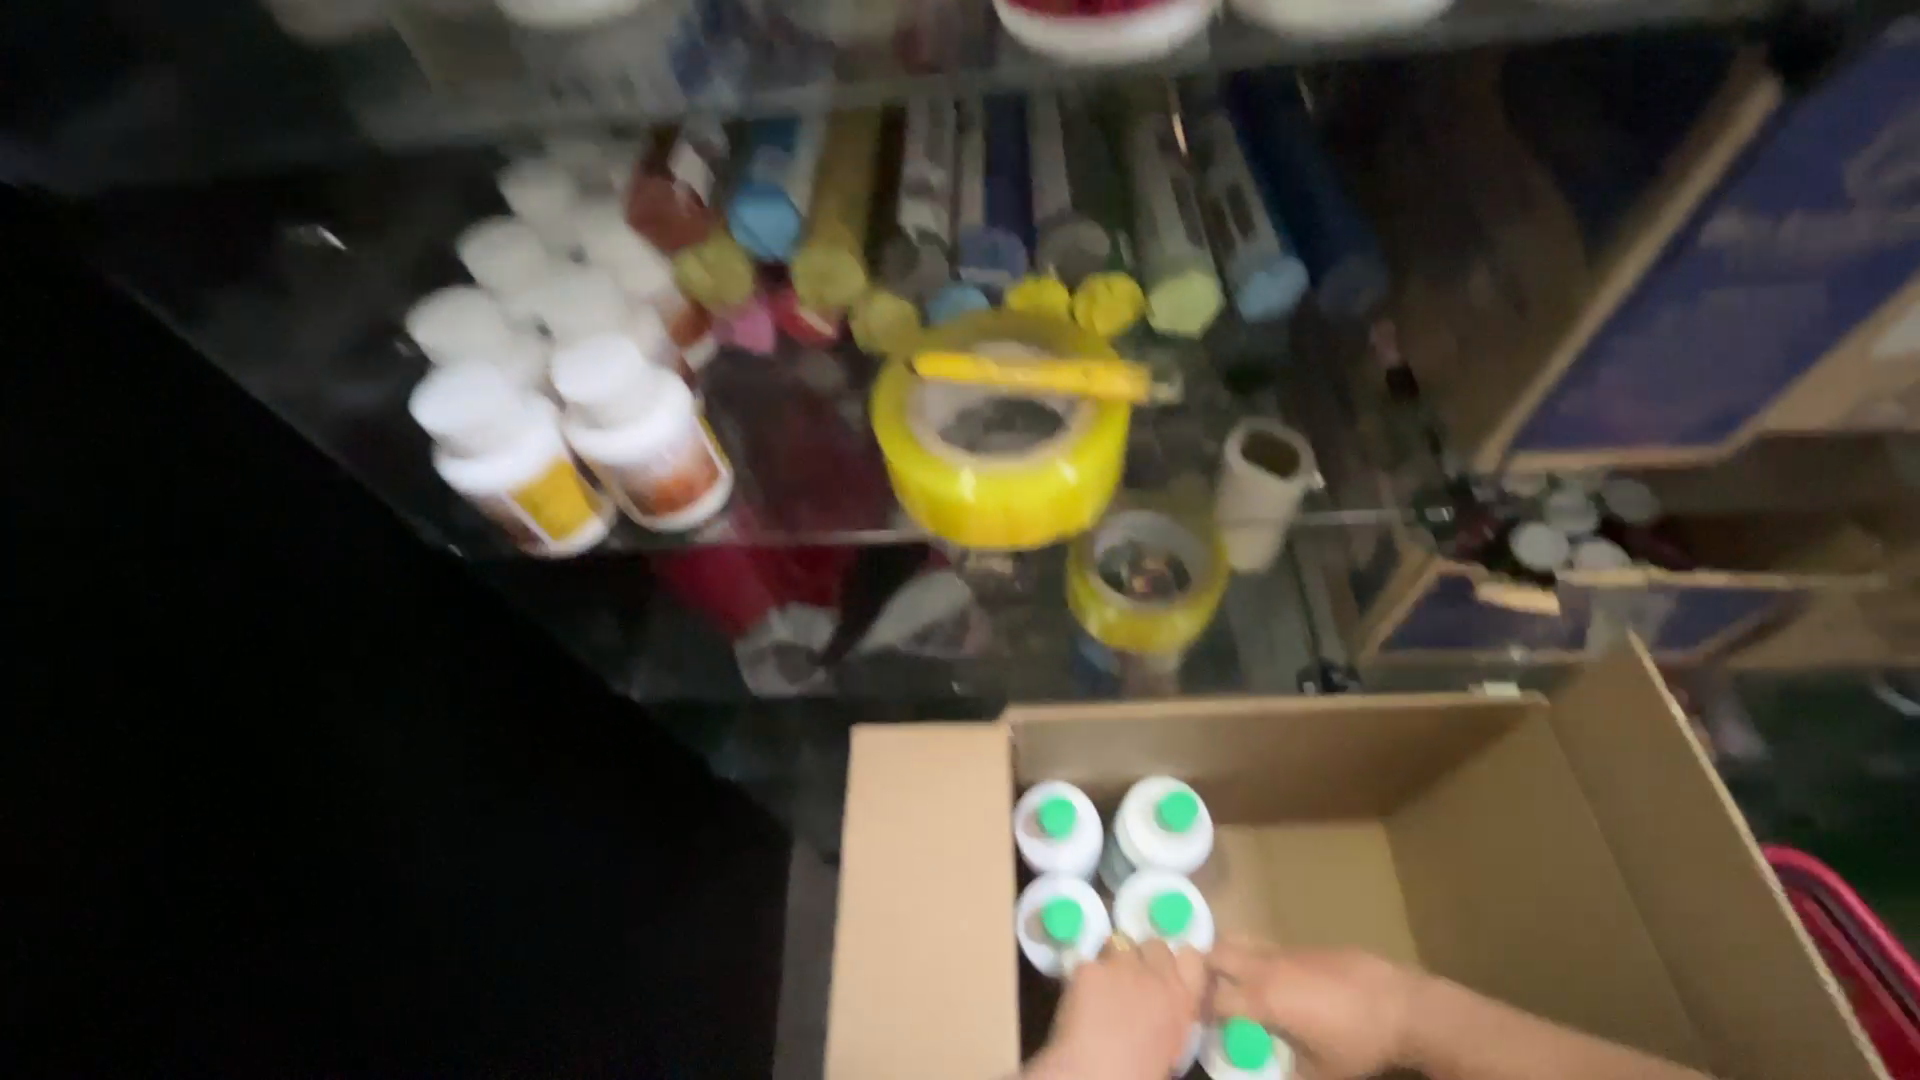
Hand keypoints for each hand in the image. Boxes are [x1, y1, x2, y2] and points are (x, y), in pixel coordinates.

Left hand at [1030, 939, 1206, 1079]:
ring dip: (1114, 959)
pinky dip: (1085, 976)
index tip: (1167, 970)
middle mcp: (1155, 975)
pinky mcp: (1088, 967)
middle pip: (1155, 945)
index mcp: (1181, 1000)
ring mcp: (1120, 966)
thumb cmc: (1139, 1075)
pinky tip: (1080, 997)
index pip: (1192, 957)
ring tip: (1103, 984)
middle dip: (1145, 957)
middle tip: (1132, 978)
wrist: (1096, 1077)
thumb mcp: (1171, 1046)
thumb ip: (1170, 1014)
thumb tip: (1160, 1005)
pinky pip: (1088, 962)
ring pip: (1119, 943)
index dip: (1178, 961)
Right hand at [1207, 941, 1418, 1079]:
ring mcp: (1283, 951)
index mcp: (1264, 998)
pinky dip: (1254, 959)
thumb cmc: (1359, 1042)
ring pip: (1238, 939)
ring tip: (1231, 981)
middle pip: (1216, 953)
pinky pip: (1264, 946)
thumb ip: (1289, 1074)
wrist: (1402, 1004)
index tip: (1199, 1025)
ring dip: (1227, 957)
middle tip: (1206, 994)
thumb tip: (1272, 1075)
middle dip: (1204, 971)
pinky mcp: (1301, 946)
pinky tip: (1272, 982)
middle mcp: (1265, 968)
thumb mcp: (1323, 1073)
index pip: (1214, 999)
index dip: (1201, 1012)